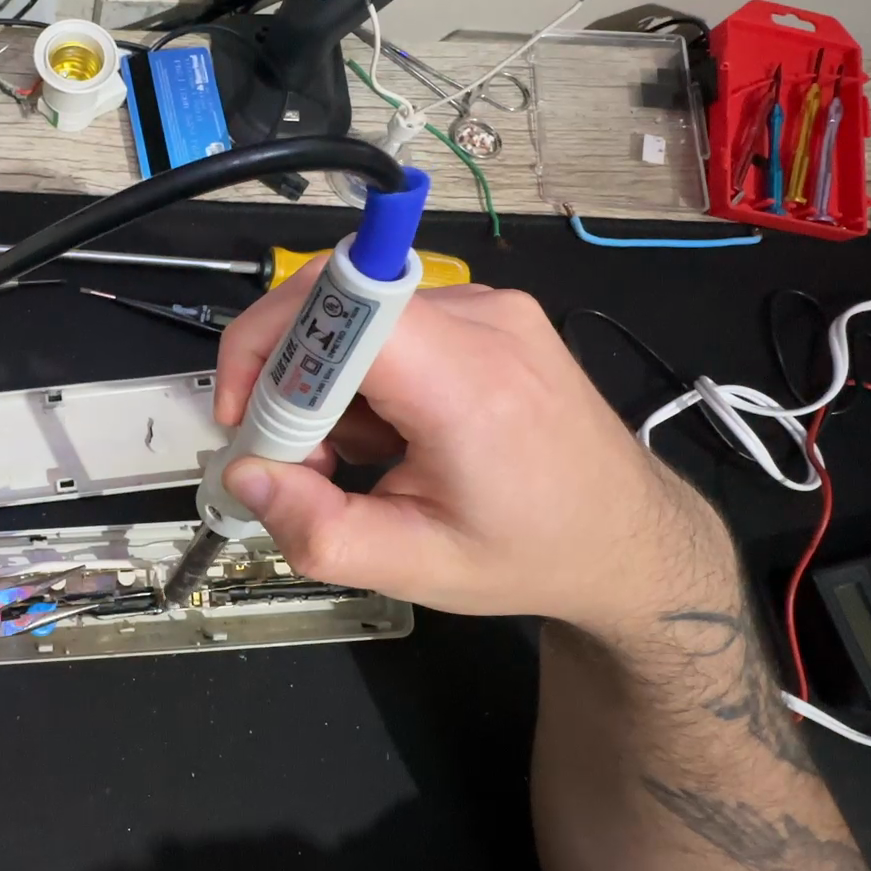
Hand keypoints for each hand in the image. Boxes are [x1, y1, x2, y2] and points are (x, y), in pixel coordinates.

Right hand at [214, 263, 732, 636]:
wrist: (628, 538)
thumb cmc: (529, 555)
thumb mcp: (412, 565)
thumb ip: (316, 529)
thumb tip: (241, 474)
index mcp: (468, 384)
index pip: (337, 305)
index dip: (265, 344)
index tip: (246, 415)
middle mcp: (482, 320)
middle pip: (331, 305)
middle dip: (283, 379)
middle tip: (296, 455)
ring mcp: (488, 308)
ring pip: (350, 317)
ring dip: (321, 384)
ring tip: (353, 455)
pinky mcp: (485, 312)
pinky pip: (383, 323)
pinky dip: (356, 376)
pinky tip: (385, 432)